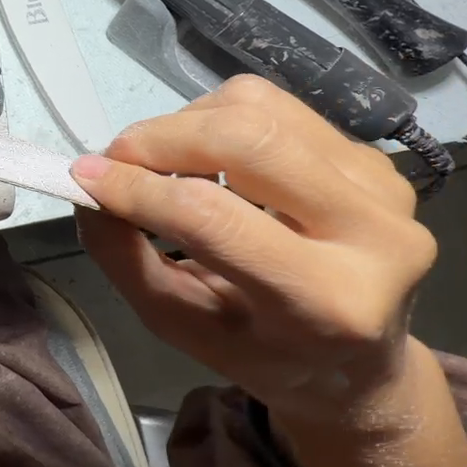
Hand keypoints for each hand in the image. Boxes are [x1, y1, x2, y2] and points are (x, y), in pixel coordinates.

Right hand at [70, 75, 466, 466]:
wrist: (357, 361)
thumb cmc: (253, 348)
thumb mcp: (173, 322)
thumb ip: (122, 255)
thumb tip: (88, 185)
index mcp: (327, 301)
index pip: (212, 217)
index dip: (136, 189)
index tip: (84, 177)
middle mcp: (376, 236)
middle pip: (245, 140)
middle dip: (157, 140)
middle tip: (116, 161)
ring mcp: (382, 186)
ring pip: (254, 109)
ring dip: (183, 125)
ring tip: (164, 164)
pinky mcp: (370, 156)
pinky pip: (270, 105)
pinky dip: (213, 118)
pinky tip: (208, 158)